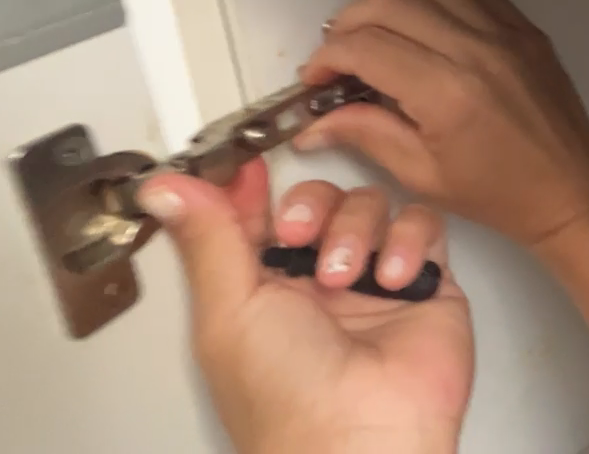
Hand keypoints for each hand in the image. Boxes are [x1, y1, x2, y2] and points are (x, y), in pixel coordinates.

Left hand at [137, 160, 473, 453]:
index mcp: (265, 290)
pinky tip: (395, 277)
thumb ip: (210, 239)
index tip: (247, 161)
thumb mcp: (231, 311)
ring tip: (352, 276)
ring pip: (372, 203)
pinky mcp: (426, 277)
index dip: (253, 188)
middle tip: (303, 233)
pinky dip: (408, 240)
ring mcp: (375, 277)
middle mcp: (320, 280)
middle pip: (323, 199)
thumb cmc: (288, 396)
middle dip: (314, 206)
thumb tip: (163, 189)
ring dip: (359, 229)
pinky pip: (423, 223)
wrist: (366, 436)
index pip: (259, 219)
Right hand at [297, 0, 588, 249]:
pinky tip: (428, 25)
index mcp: (447, 91)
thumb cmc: (498, 193)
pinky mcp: (526, 28)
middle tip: (338, 55)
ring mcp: (507, 31)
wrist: (571, 187)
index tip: (315, 79)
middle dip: (351, 22)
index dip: (327, 58)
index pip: (367, 46)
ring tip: (378, 35)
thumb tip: (312, 120)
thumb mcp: (423, 175)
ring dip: (393, 1)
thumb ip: (366, 134)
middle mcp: (476, 48)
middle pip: (393, 2)